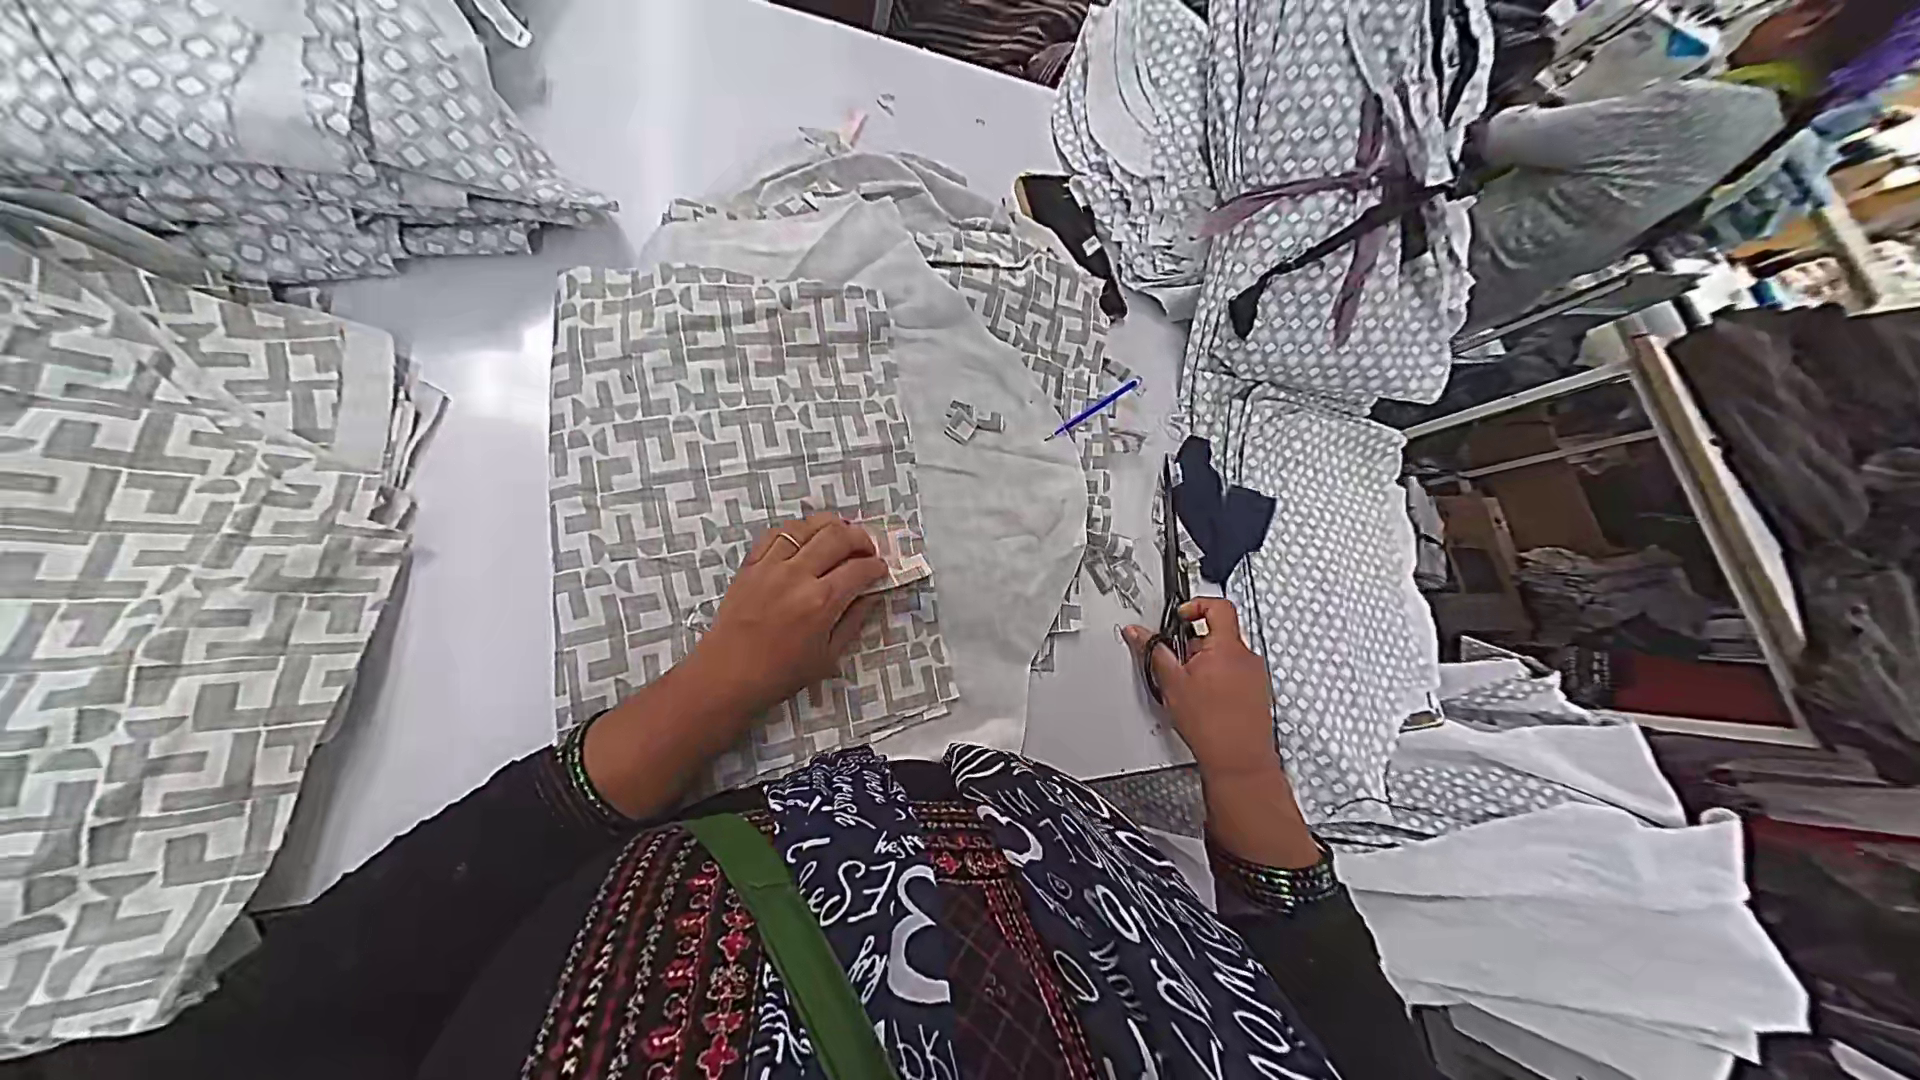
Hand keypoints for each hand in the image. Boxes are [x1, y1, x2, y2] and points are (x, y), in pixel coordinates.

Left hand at [684, 512, 886, 719]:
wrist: (728, 674)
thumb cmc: (780, 672)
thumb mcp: (828, 655)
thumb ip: (853, 621)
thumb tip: (870, 596)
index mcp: (821, 602)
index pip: (860, 568)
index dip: (876, 566)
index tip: (880, 569)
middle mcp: (798, 576)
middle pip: (838, 536)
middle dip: (861, 538)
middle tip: (866, 550)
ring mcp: (771, 566)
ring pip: (808, 526)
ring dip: (830, 526)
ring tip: (839, 536)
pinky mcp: (751, 564)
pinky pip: (777, 533)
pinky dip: (796, 530)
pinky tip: (805, 539)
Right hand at [1123, 597, 1279, 780]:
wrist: (1239, 761)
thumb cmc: (1212, 726)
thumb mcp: (1172, 683)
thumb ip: (1153, 651)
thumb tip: (1138, 634)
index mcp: (1227, 647)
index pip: (1218, 607)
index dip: (1196, 605)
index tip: (1182, 616)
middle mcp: (1246, 657)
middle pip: (1218, 632)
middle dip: (1193, 643)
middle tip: (1177, 660)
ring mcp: (1255, 675)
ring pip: (1225, 654)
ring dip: (1204, 662)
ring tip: (1190, 685)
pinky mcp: (1257, 691)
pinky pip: (1234, 672)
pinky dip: (1217, 678)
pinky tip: (1203, 699)